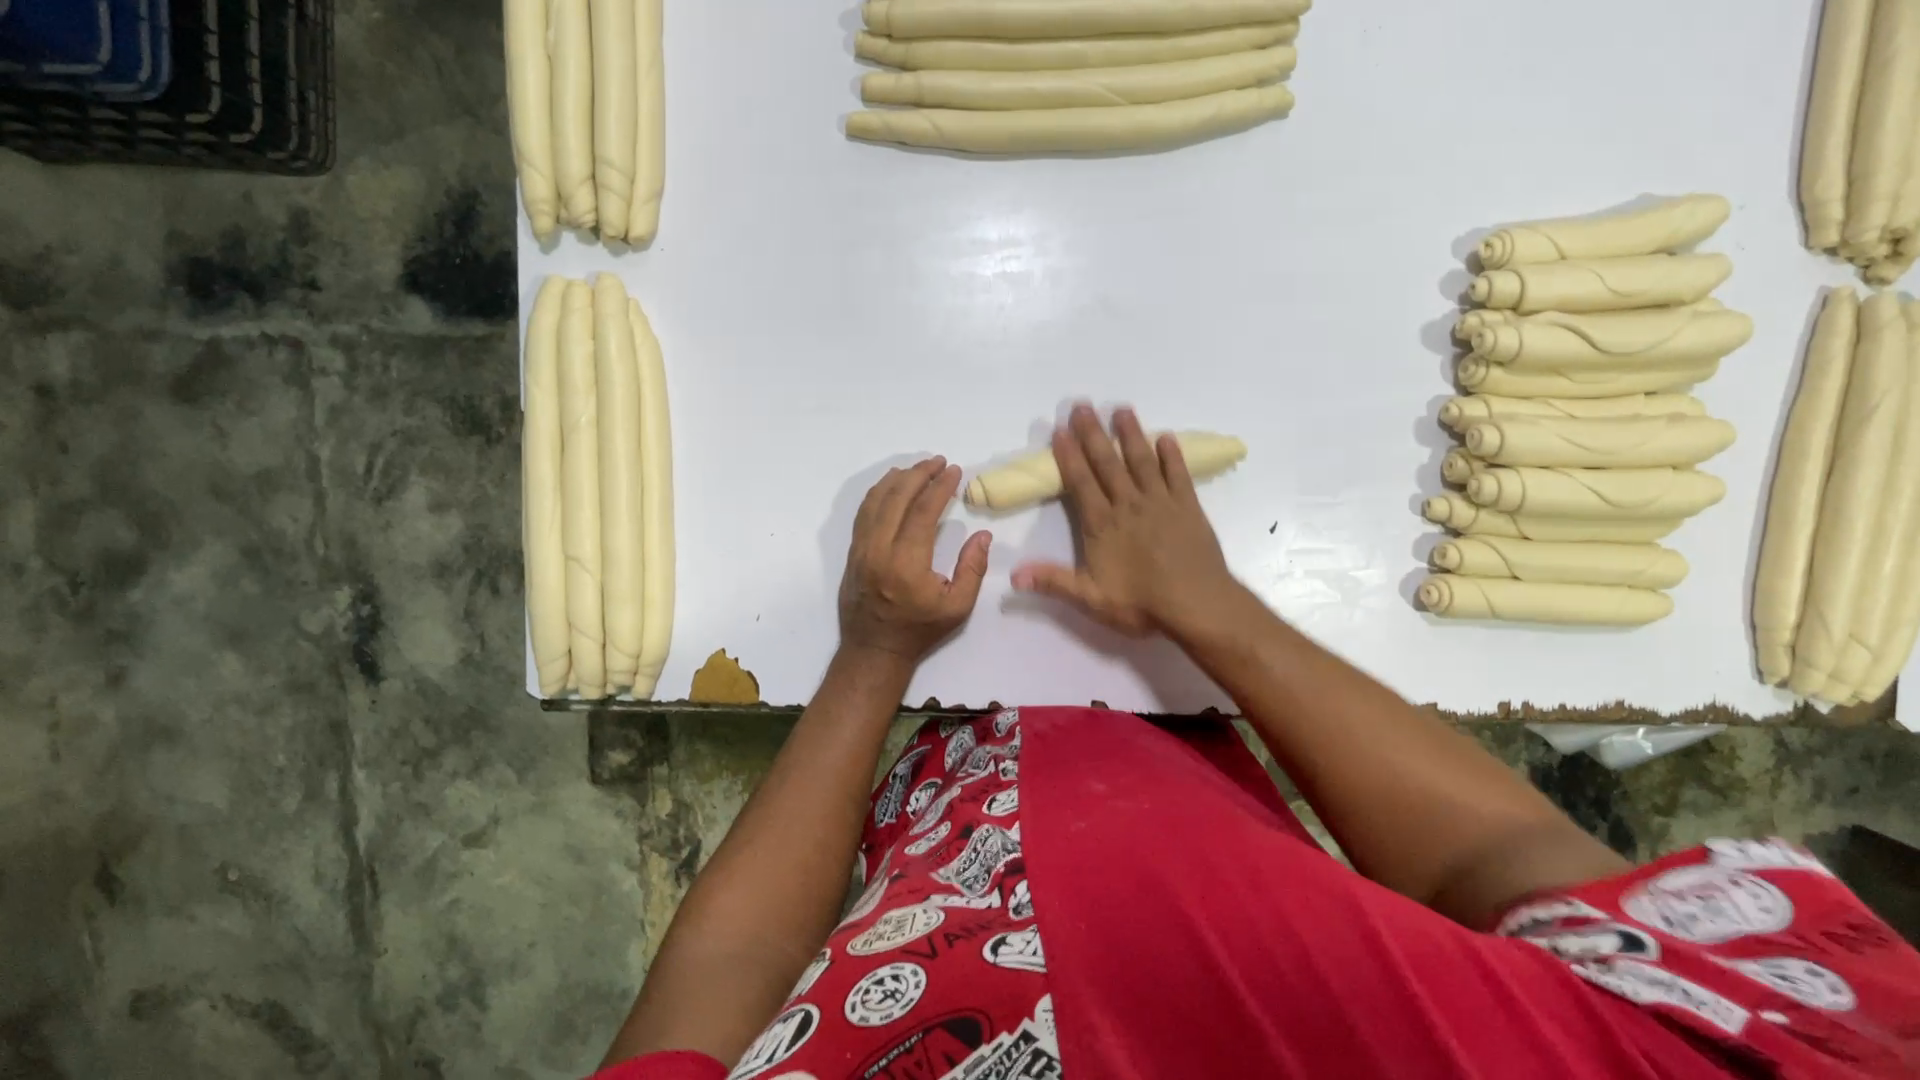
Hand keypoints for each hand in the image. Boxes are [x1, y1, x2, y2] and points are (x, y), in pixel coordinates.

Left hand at [839, 457, 991, 664]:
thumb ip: (972, 568)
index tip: (954, 471)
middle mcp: (879, 550)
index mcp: (907, 563)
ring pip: (876, 501)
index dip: (940, 487)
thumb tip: (983, 535)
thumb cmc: (919, 630)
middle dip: (919, 474)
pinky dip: (877, 493)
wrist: (874, 650)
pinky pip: (863, 513)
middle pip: (897, 498)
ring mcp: (861, 549)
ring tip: (917, 467)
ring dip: (897, 479)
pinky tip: (890, 485)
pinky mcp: (852, 552)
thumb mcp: (957, 607)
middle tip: (939, 462)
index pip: (923, 511)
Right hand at [1011, 404, 1236, 635]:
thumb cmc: (1141, 603)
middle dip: (1093, 433)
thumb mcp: (1090, 598)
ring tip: (1122, 409)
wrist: (1197, 604)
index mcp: (1102, 524)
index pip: (1081, 482)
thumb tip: (1013, 575)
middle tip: (1083, 406)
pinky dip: (1171, 455)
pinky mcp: (1189, 507)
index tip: (1060, 430)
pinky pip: (1178, 474)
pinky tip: (1166, 438)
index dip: (1069, 455)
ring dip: (1130, 434)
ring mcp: (1161, 502)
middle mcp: (1128, 504)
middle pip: (1107, 463)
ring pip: (1141, 460)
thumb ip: (1052, 582)